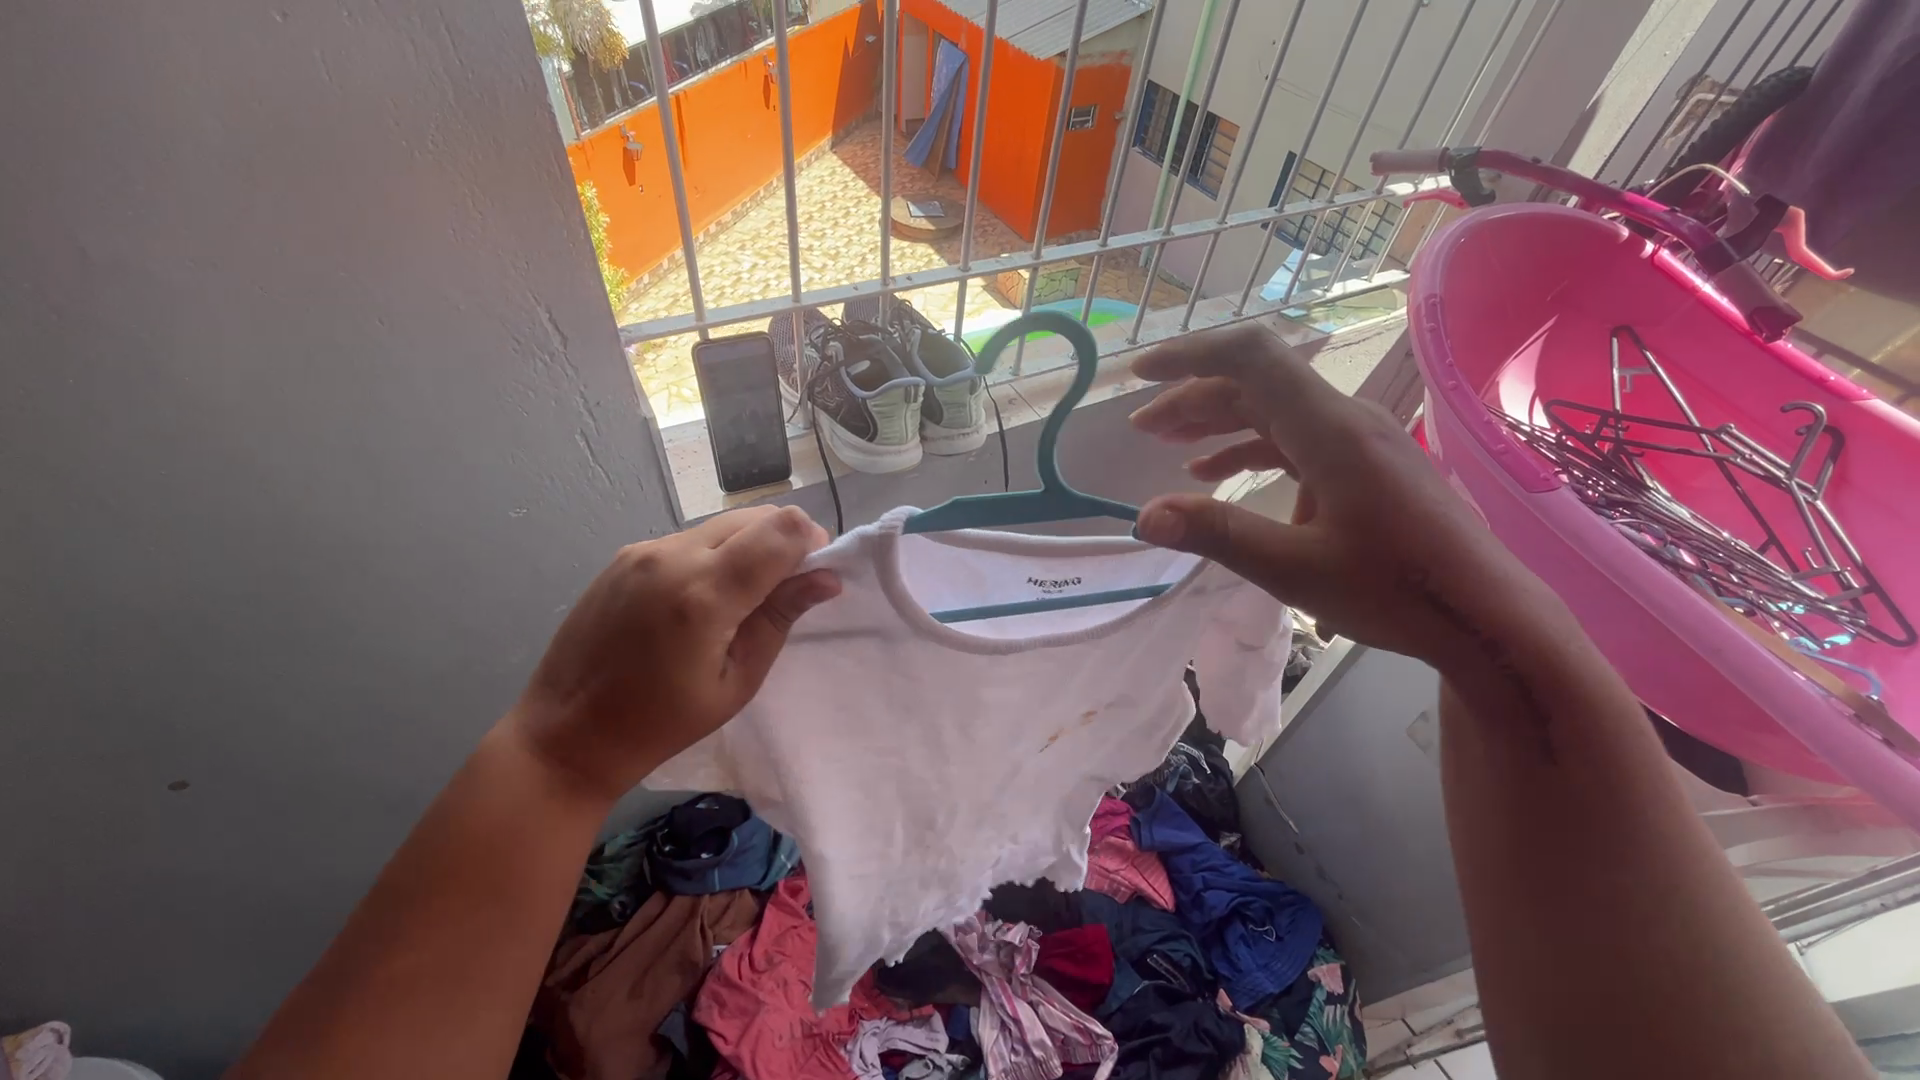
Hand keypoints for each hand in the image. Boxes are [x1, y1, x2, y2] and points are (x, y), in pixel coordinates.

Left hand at [504, 506, 839, 802]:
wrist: (567, 733)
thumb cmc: (662, 723)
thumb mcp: (736, 682)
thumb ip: (779, 619)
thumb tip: (826, 578)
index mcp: (705, 595)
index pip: (780, 530)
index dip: (811, 542)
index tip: (816, 572)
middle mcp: (673, 556)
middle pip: (754, 517)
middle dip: (784, 541)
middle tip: (787, 587)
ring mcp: (643, 551)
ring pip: (721, 524)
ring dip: (748, 546)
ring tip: (742, 598)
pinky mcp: (624, 555)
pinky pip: (688, 539)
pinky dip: (713, 554)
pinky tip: (701, 600)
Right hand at [1128, 321, 1559, 668]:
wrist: (1485, 615)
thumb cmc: (1396, 590)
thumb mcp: (1294, 569)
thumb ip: (1217, 534)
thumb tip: (1144, 516)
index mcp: (1330, 430)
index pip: (1251, 358)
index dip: (1190, 357)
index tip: (1141, 374)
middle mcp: (1344, 421)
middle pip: (1256, 385)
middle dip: (1193, 399)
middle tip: (1142, 426)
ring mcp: (1358, 442)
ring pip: (1274, 412)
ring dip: (1219, 424)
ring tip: (1169, 445)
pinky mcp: (1365, 465)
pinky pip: (1296, 441)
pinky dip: (1250, 450)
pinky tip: (1219, 476)